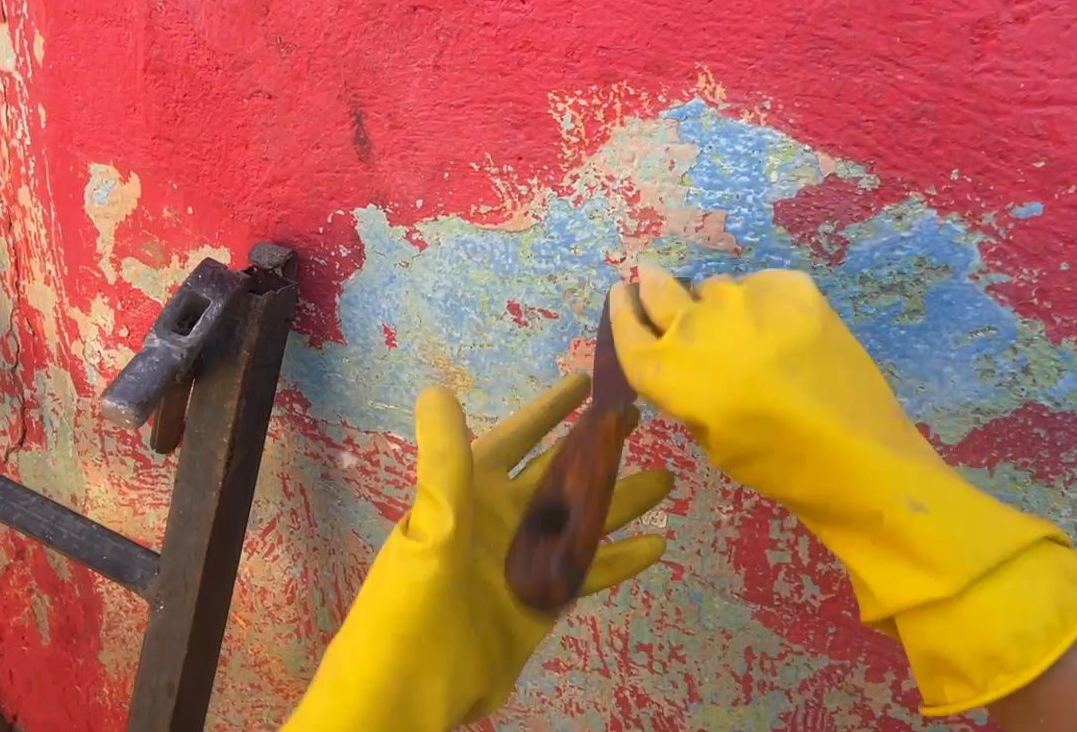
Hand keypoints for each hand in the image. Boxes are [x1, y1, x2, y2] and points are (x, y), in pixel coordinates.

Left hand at [283, 376, 672, 730]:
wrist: (411, 692)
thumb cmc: (412, 599)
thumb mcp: (429, 522)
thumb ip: (443, 458)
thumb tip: (436, 390)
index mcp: (472, 489)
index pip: (518, 436)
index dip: (550, 409)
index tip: (585, 383)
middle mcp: (503, 514)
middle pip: (560, 471)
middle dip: (596, 447)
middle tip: (637, 420)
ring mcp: (526, 557)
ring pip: (583, 518)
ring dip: (621, 499)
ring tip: (665, 479)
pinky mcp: (543, 599)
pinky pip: (588, 570)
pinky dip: (621, 558)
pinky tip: (657, 545)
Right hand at [611, 265, 1076, 715]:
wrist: (856, 457)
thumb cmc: (772, 462)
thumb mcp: (707, 432)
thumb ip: (684, 385)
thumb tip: (683, 353)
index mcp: (667, 370)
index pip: (626, 326)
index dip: (620, 308)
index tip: (619, 292)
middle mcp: (695, 325)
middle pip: (659, 289)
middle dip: (651, 282)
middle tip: (650, 275)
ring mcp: (743, 300)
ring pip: (717, 289)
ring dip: (718, 303)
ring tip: (741, 325)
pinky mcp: (790, 287)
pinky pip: (763, 286)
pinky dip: (765, 302)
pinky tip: (783, 327)